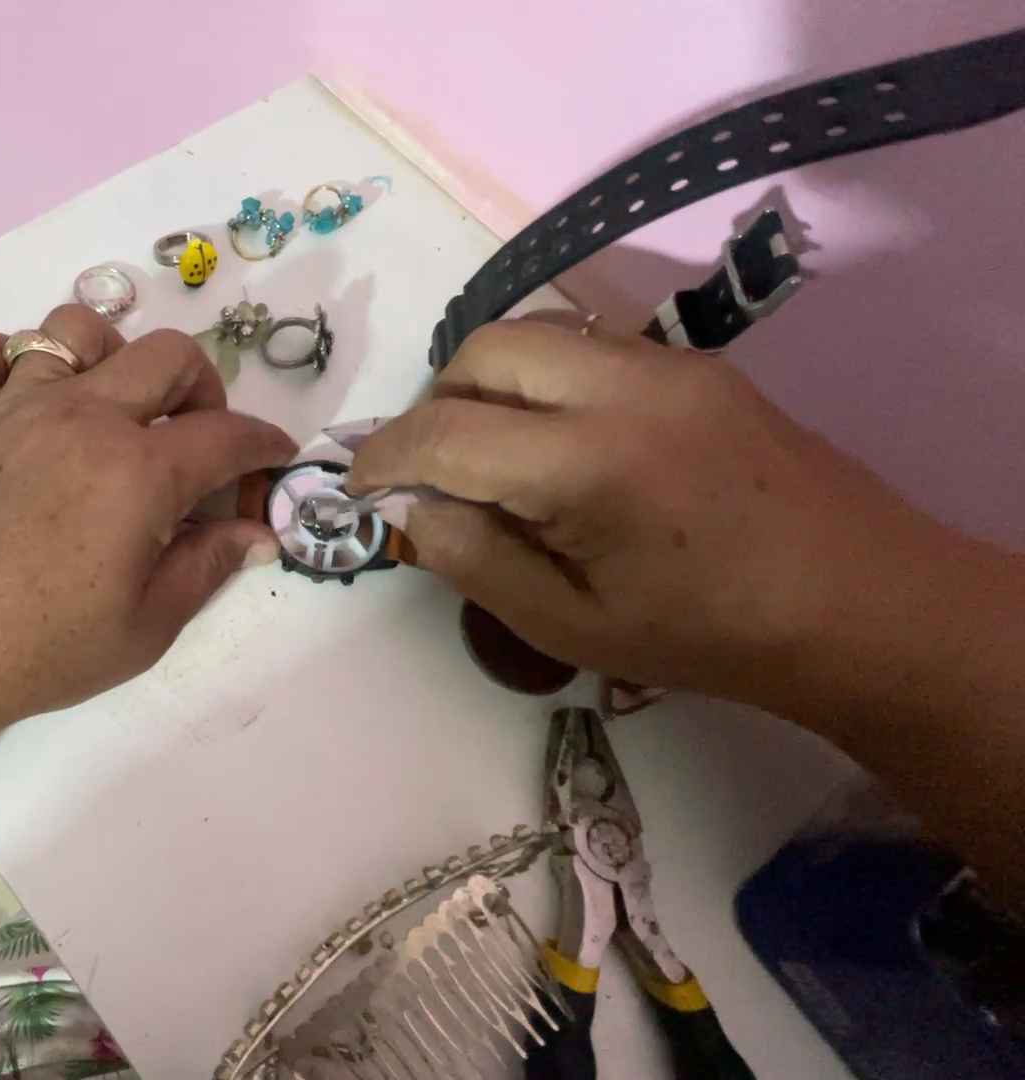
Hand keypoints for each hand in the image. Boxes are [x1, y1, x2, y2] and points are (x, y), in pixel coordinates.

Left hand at [0, 304, 295, 760]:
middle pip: (166, 356)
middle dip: (204, 390)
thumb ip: (206, 568)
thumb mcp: (143, 630)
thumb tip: (254, 533)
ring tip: (113, 408)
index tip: (272, 460)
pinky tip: (23, 403)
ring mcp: (10, 409)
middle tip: (196, 442)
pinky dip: (10, 360)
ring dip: (112, 357)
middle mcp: (77, 417)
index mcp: (135, 471)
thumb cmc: (34, 653)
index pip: (225, 437)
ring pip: (74, 329)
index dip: (263, 446)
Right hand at [347, 312, 950, 703]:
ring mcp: (668, 366)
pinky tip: (553, 442)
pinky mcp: (692, 364)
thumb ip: (469, 559)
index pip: (443, 432)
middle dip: (431, 404)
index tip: (357, 483)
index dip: (382, 455)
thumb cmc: (703, 634)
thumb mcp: (563, 625)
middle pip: (482, 351)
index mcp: (589, 467)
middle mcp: (627, 391)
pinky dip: (534, 382)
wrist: (865, 607)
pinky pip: (580, 346)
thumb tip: (411, 504)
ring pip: (530, 334)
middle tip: (433, 468)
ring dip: (481, 384)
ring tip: (490, 452)